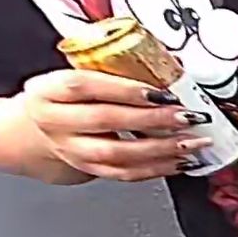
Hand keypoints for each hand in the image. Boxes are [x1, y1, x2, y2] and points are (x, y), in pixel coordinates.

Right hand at [18, 70, 214, 181]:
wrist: (42, 130)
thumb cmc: (76, 100)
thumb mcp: (86, 77)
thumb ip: (126, 69)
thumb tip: (178, 63)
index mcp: (48, 90)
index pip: (82, 85)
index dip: (126, 89)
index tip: (163, 93)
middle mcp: (54, 121)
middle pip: (105, 119)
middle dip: (154, 119)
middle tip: (188, 117)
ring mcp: (70, 149)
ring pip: (118, 152)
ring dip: (164, 148)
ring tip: (195, 142)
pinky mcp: (90, 169)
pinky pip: (127, 173)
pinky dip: (160, 169)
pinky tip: (184, 161)